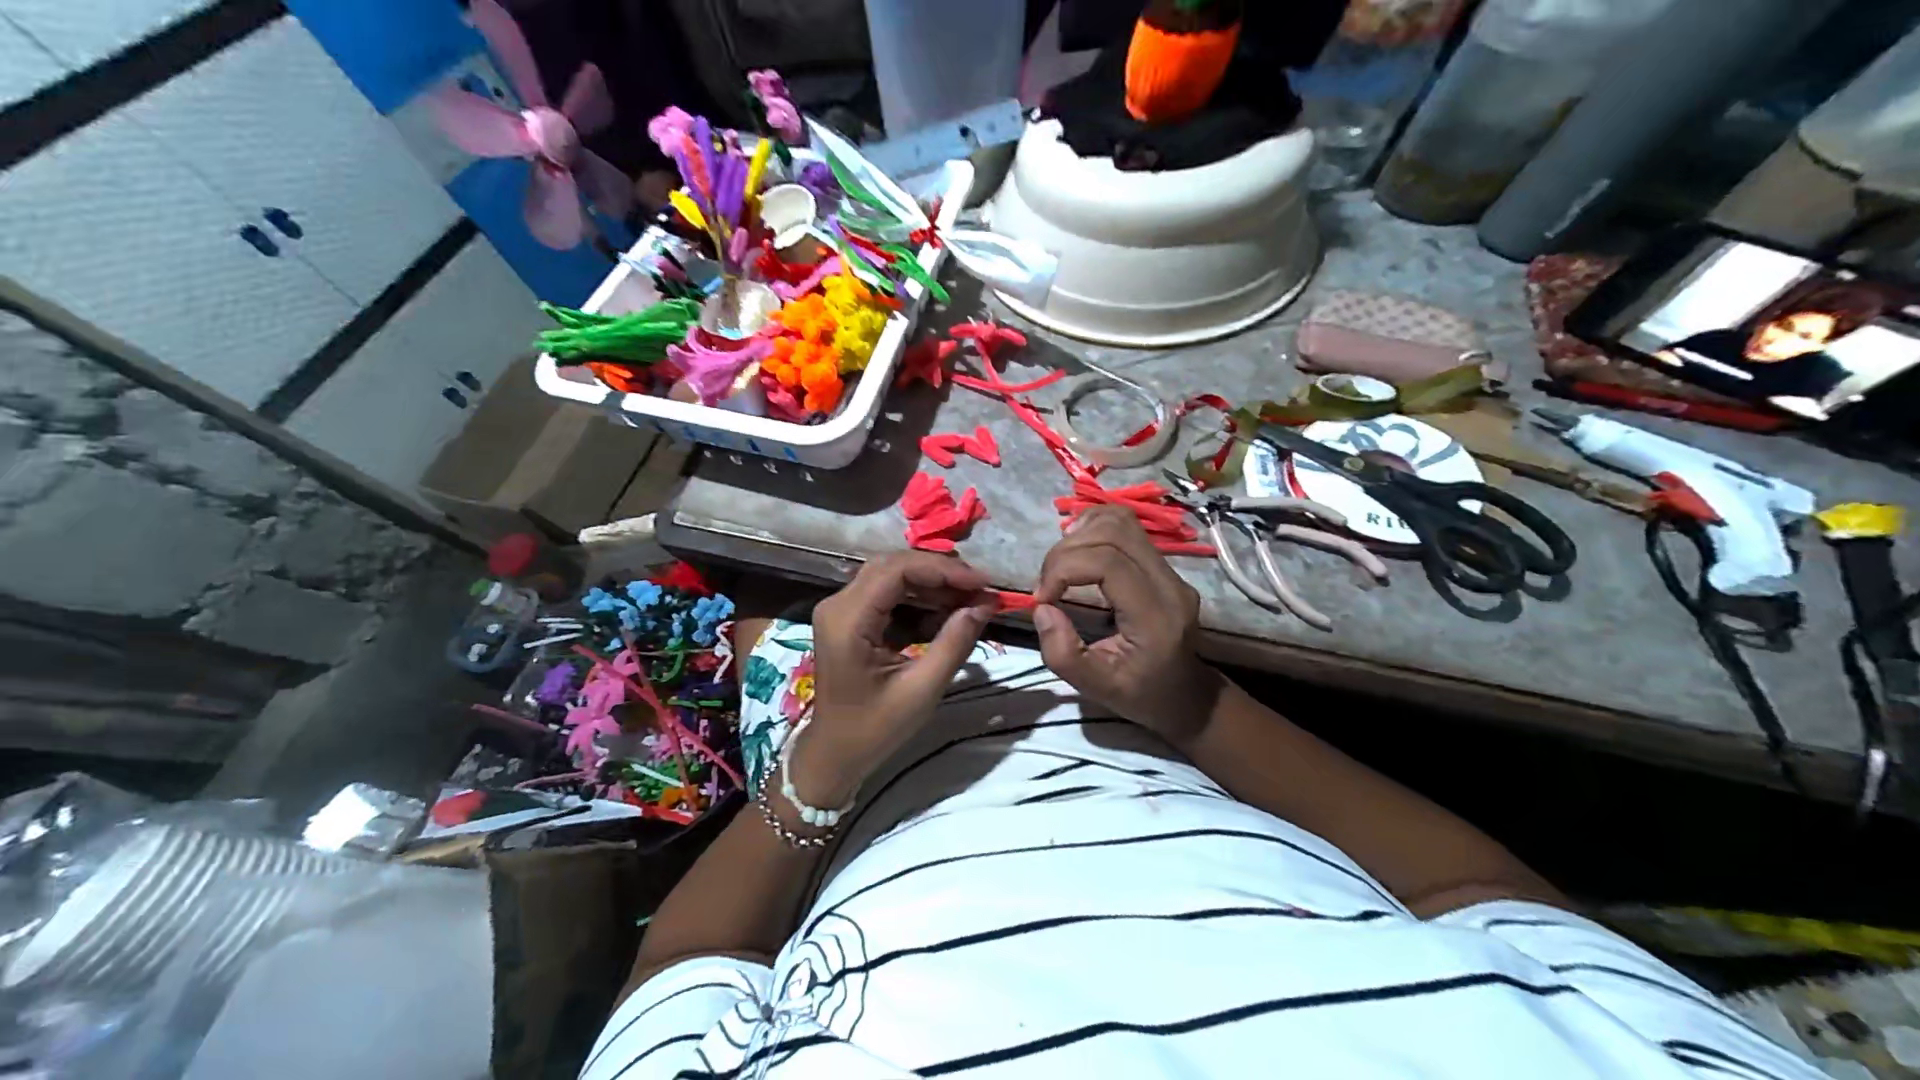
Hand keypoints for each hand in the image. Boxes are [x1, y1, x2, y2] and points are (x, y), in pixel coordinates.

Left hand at [793, 552, 996, 806]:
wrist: (835, 753)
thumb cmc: (874, 728)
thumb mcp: (921, 690)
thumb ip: (954, 643)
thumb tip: (985, 604)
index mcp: (847, 619)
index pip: (897, 570)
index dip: (943, 570)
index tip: (982, 584)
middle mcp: (838, 604)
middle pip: (894, 566)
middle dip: (941, 573)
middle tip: (980, 589)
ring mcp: (842, 609)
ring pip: (893, 576)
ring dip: (933, 584)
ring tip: (971, 598)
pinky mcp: (850, 618)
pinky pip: (888, 594)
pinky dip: (920, 599)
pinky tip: (949, 610)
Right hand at [1031, 507, 1222, 745]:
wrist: (1186, 694)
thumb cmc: (1142, 695)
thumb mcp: (1097, 689)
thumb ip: (1064, 654)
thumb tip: (1042, 608)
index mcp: (1156, 616)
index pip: (1109, 563)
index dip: (1064, 569)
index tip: (1042, 597)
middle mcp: (1169, 584)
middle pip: (1113, 533)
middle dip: (1066, 552)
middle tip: (1047, 584)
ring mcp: (1170, 570)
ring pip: (1120, 521)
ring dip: (1080, 535)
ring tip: (1060, 567)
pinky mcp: (1162, 565)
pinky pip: (1126, 528)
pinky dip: (1094, 530)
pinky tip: (1078, 554)